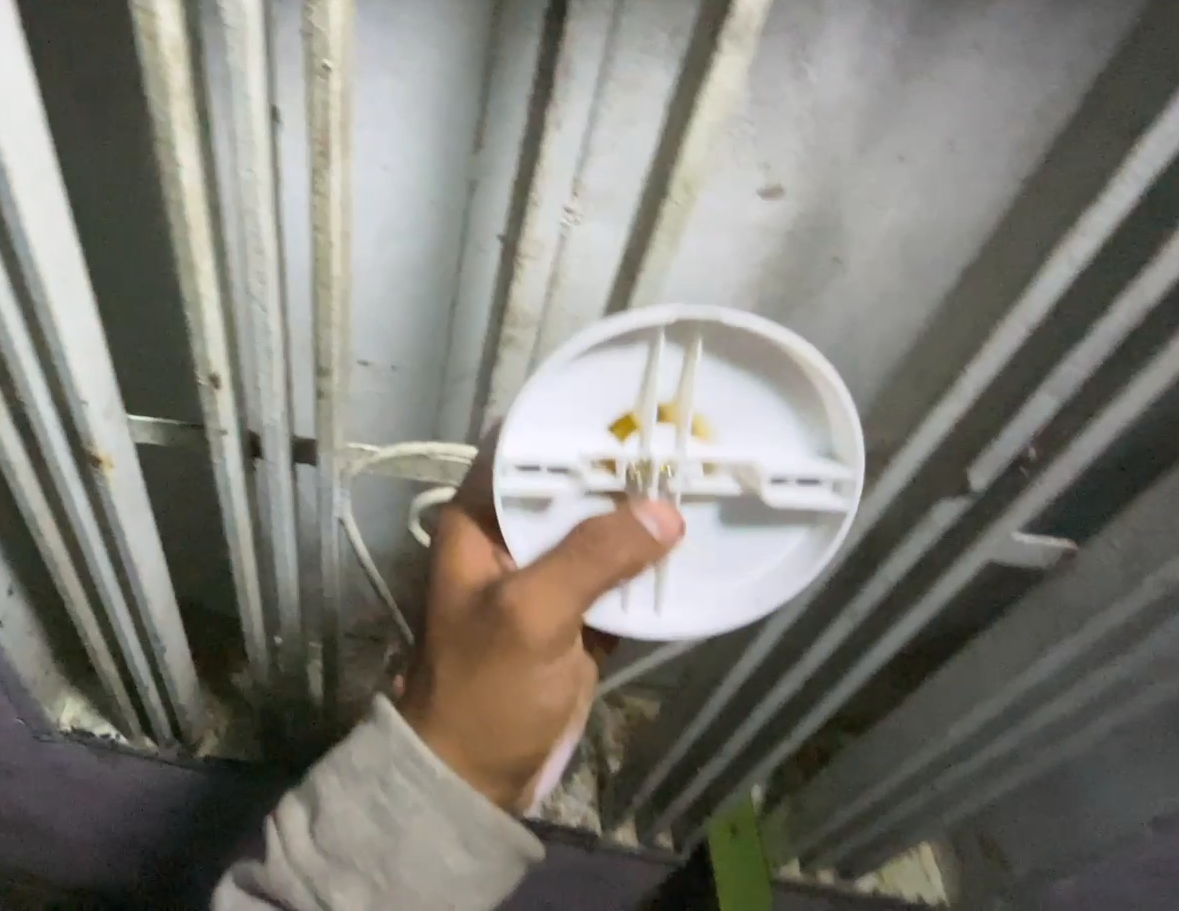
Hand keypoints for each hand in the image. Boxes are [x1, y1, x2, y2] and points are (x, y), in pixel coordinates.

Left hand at [397, 450, 683, 811]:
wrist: (476, 771)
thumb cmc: (485, 686)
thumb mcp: (530, 613)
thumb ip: (590, 558)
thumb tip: (663, 510)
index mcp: (477, 522)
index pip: (521, 454)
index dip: (568, 430)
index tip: (627, 407)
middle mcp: (507, 538)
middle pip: (567, 490)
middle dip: (618, 472)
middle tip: (685, 442)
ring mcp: (544, 576)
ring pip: (596, 533)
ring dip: (639, 518)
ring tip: (702, 481)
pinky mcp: (575, 614)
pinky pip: (616, 578)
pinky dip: (648, 568)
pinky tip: (695, 547)